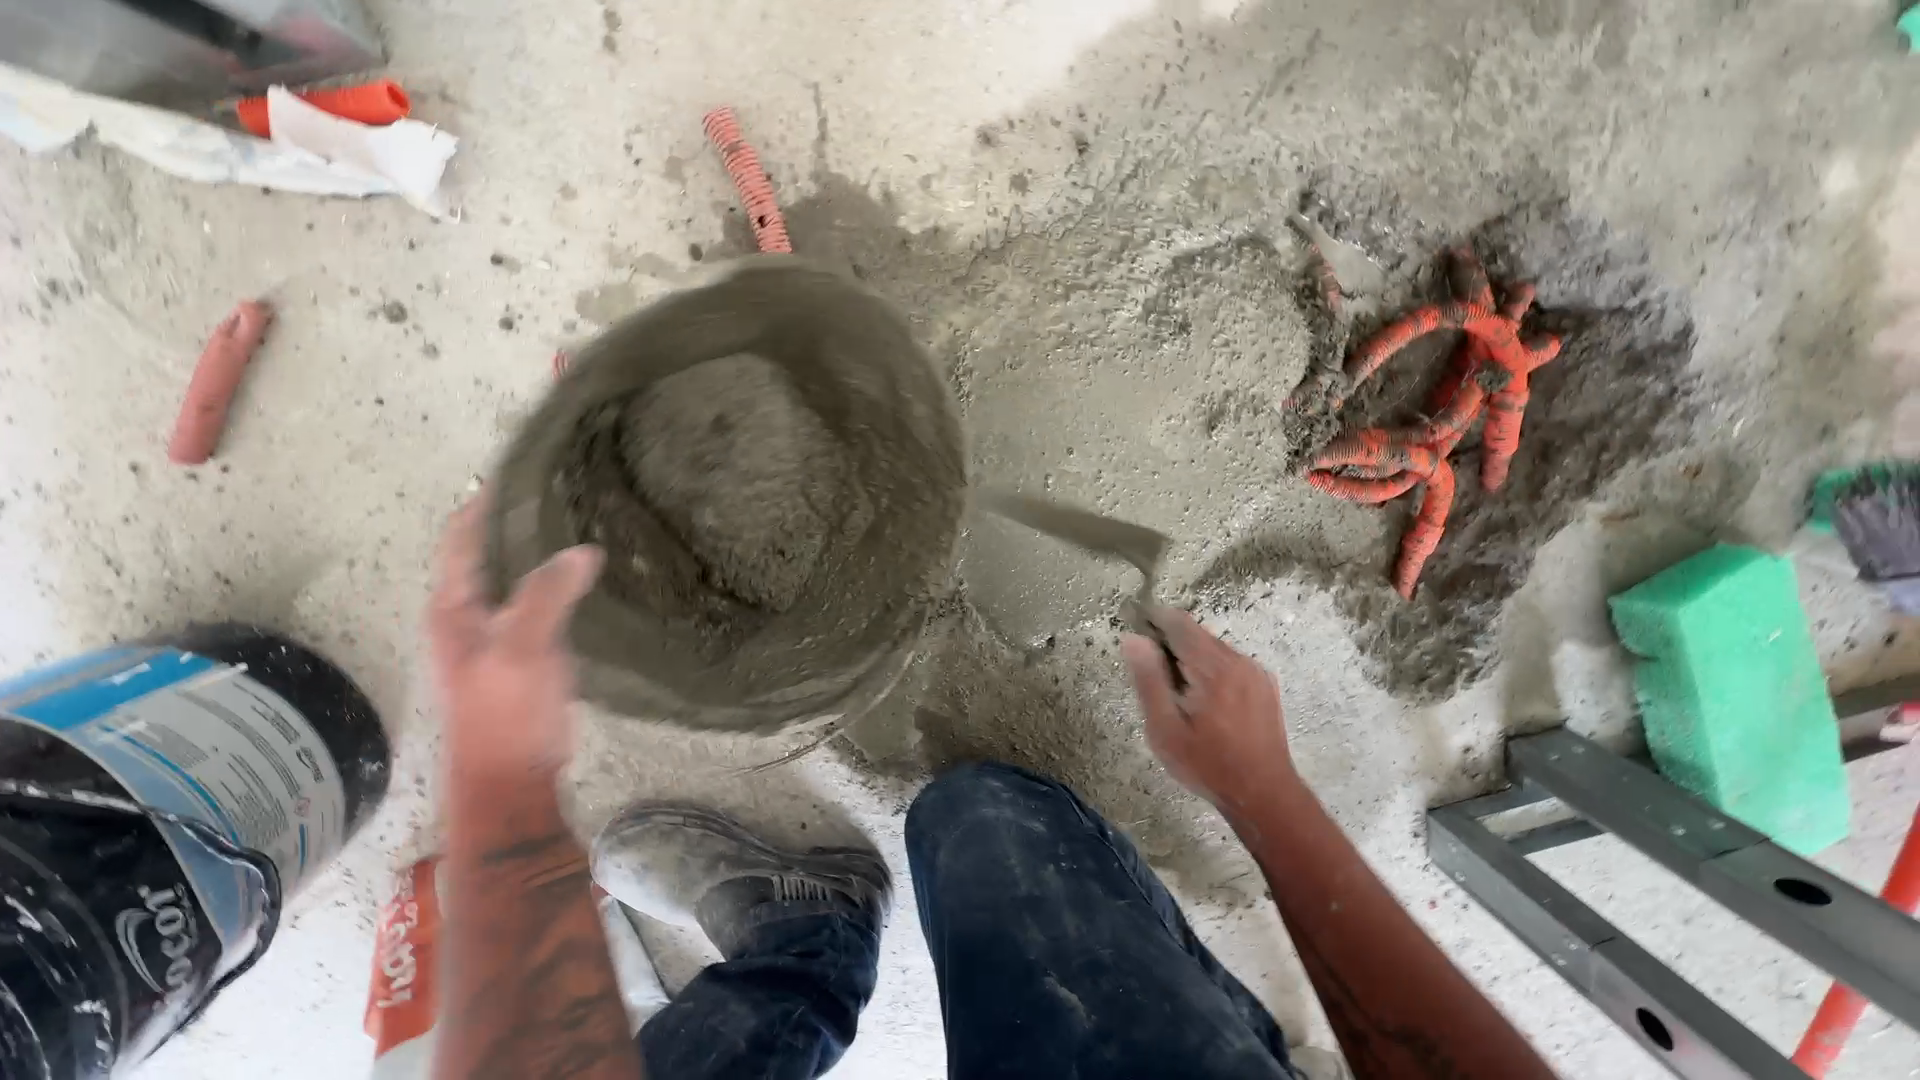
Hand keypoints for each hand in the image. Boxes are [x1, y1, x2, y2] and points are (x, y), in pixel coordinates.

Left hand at [428, 493, 602, 783]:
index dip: (485, 503)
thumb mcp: (522, 648)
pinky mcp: (524, 654)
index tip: (520, 471)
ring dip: (541, 553)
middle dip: (520, 522)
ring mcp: (496, 636)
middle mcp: (468, 616)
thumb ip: (547, 594)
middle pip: (490, 554)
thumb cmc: (505, 713)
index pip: (463, 539)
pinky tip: (588, 577)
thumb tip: (583, 551)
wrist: (512, 778)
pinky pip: (540, 603)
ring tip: (581, 525)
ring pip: (517, 579)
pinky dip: (559, 583)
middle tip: (565, 493)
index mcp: (453, 608)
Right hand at [1121, 608, 1293, 815]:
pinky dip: (1211, 669)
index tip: (1134, 621)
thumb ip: (1149, 680)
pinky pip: (1230, 664)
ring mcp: (1256, 672)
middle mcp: (1239, 661)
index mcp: (1214, 668)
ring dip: (1191, 658)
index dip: (1154, 618)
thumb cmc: (1208, 765)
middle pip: (1198, 635)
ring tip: (1176, 690)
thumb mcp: (1165, 729)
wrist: (1264, 795)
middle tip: (1150, 670)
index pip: (1180, 624)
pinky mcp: (1265, 686)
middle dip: (1171, 643)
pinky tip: (1203, 700)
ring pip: (1214, 649)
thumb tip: (1133, 639)